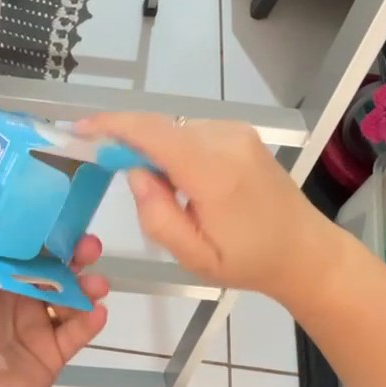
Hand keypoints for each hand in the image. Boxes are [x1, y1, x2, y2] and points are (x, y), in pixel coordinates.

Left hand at [0, 182, 109, 386]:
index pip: (16, 240)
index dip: (38, 221)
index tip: (62, 199)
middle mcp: (10, 297)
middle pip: (49, 266)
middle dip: (71, 253)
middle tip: (90, 244)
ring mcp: (32, 327)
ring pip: (67, 296)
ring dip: (85, 285)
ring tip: (97, 282)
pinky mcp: (50, 357)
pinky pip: (75, 332)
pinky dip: (90, 320)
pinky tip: (97, 311)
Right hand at [77, 114, 342, 297]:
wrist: (305, 250)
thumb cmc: (248, 261)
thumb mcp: (194, 256)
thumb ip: (157, 215)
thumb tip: (135, 171)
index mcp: (214, 173)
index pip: (154, 133)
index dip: (113, 126)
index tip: (81, 128)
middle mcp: (226, 140)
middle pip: (160, 129)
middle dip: (133, 148)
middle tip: (132, 186)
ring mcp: (236, 132)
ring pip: (174, 130)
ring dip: (158, 153)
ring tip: (176, 198)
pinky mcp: (240, 131)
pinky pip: (191, 133)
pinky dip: (176, 151)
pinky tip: (190, 185)